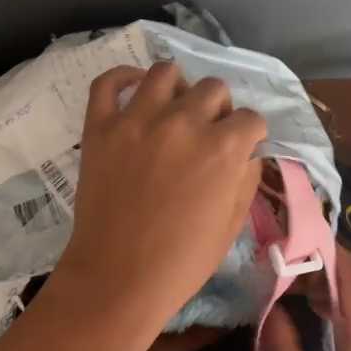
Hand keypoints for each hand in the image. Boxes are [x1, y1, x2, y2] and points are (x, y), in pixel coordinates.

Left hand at [48, 61, 267, 331]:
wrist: (118, 278)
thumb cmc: (181, 262)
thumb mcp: (232, 225)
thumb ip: (244, 179)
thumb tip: (246, 152)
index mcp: (222, 149)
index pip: (249, 118)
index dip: (249, 133)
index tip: (241, 145)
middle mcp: (182, 122)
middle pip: (213, 88)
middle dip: (218, 108)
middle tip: (207, 131)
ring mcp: (137, 119)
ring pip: (166, 72)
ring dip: (178, 88)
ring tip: (173, 109)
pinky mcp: (100, 125)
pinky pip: (108, 81)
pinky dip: (122, 78)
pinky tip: (134, 88)